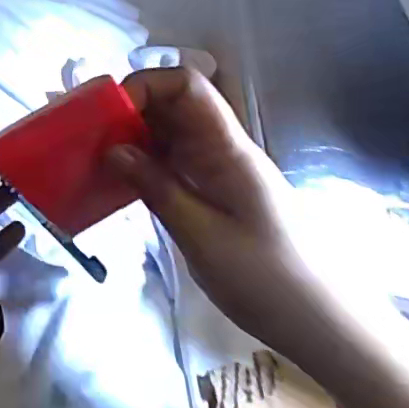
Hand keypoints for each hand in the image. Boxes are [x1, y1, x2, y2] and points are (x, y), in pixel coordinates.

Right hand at [106, 68, 333, 353]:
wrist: (321, 321)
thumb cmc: (267, 280)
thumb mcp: (203, 238)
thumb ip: (158, 188)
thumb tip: (113, 148)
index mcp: (228, 148)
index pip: (187, 86)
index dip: (145, 86)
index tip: (109, 116)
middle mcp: (222, 147)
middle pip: (173, 104)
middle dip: (129, 110)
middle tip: (87, 136)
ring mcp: (217, 169)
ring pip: (169, 132)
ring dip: (132, 137)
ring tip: (92, 157)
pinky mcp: (213, 191)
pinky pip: (172, 162)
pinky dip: (143, 164)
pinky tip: (118, 182)